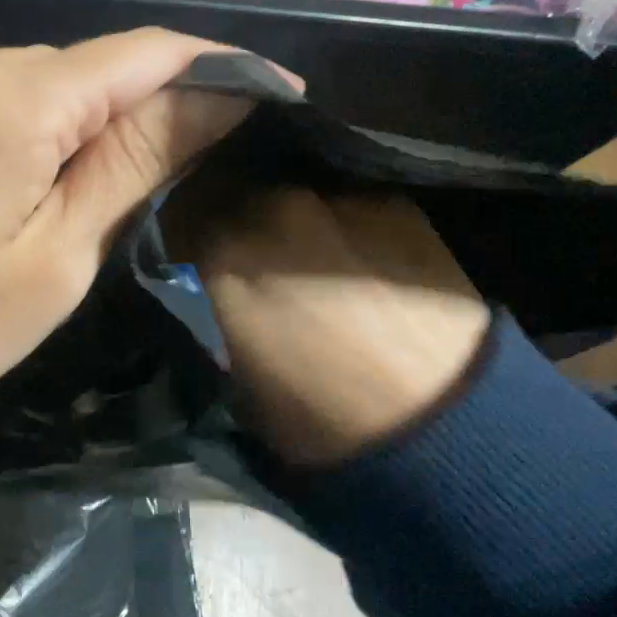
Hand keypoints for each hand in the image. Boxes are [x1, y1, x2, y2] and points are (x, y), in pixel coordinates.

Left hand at [0, 29, 270, 454]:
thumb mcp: (56, 261)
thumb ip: (137, 161)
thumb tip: (223, 89)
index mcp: (4, 97)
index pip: (142, 52)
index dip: (209, 73)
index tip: (261, 104)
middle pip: (77, 67)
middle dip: (121, 115)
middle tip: (134, 196)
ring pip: (20, 83)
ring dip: (56, 129)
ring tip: (49, 209)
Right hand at [186, 189, 491, 466]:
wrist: (440, 421)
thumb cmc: (314, 412)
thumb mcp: (229, 365)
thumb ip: (210, 306)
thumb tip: (209, 284)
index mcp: (221, 250)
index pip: (176, 216)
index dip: (178, 234)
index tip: (183, 252)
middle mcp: (275, 209)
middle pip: (235, 195)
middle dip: (234, 221)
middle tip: (246, 256)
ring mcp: (341, 201)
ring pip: (294, 196)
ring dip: (290, 221)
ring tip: (306, 257)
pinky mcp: (399, 206)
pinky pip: (349, 204)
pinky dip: (342, 226)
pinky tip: (356, 260)